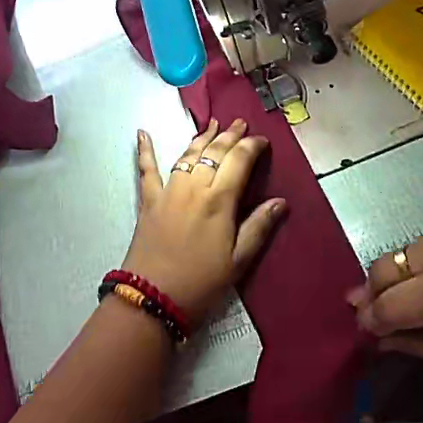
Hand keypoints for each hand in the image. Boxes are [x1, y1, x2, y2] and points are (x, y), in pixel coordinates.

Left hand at [125, 119, 286, 319]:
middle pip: (214, 152)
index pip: (239, 161)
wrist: (152, 299)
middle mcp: (194, 187)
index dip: (252, 146)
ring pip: (187, 155)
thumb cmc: (201, 282)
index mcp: (219, 200)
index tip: (262, 141)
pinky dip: (145, 151)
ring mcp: (168, 192)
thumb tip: (280, 201)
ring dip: (201, 137)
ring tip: (212, 124)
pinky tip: (142, 133)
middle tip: (240, 123)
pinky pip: (146, 170)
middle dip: (229, 135)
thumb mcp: (238, 260)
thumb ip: (258, 227)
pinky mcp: (148, 202)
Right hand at [347, 220, 422, 387]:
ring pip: (404, 253)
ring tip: (392, 303)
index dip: (371, 320)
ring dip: (394, 277)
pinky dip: (418, 266)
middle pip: (386, 266)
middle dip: (373, 292)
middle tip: (361, 314)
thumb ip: (417, 344)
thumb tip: (378, 337)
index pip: (389, 302)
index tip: (359, 333)